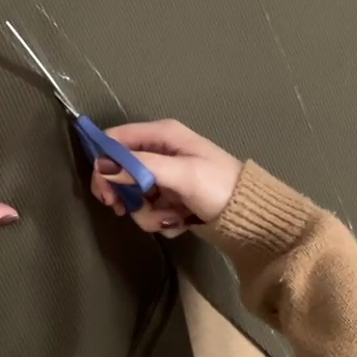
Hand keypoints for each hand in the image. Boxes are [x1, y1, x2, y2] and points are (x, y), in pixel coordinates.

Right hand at [88, 120, 241, 236]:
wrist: (252, 218)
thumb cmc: (219, 188)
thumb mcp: (182, 174)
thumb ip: (141, 168)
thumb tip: (103, 167)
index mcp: (162, 135)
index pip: (116, 139)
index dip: (104, 162)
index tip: (104, 190)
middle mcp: (160, 151)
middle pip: (120, 169)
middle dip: (124, 193)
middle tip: (122, 210)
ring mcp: (165, 175)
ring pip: (134, 193)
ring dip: (147, 212)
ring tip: (170, 219)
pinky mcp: (170, 196)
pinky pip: (150, 207)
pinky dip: (160, 219)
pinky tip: (179, 222)